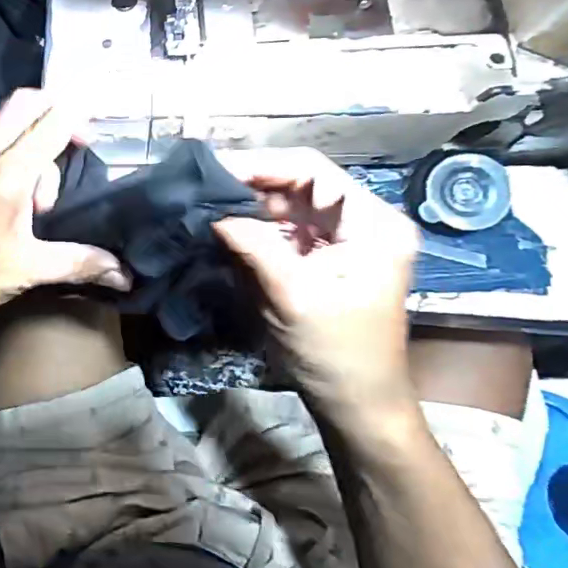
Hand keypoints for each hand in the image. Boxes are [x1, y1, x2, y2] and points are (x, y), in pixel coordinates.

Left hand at [0, 90, 130, 353]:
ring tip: (37, 203)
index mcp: (7, 171)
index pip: (53, 119)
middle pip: (25, 104)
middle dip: (55, 117)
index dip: (81, 120)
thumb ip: (80, 264)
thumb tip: (126, 274)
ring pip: (4, 127)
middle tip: (68, 160)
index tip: (94, 147)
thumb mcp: (26, 270)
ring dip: (30, 146)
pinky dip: (8, 159)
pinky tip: (11, 206)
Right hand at [213, 149, 418, 427]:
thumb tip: (209, 210)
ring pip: (281, 203)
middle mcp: (357, 221)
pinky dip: (246, 225)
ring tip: (199, 203)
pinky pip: (276, 227)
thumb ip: (253, 245)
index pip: (310, 170)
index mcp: (371, 223)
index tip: (210, 172)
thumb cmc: (336, 351)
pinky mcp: (314, 256)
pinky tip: (216, 225)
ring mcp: (336, 238)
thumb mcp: (292, 294)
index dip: (259, 165)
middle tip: (195, 187)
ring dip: (242, 203)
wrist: (353, 401)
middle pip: (295, 182)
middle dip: (245, 183)